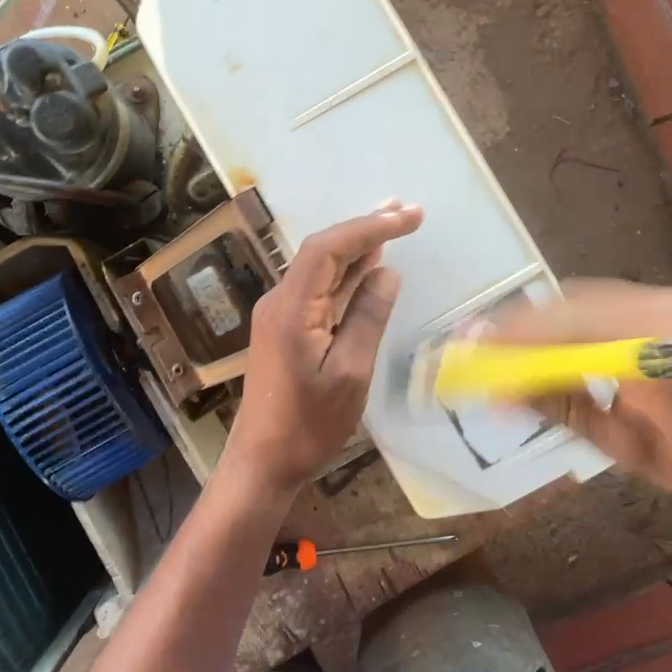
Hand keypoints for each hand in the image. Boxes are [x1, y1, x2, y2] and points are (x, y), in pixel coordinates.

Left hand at [226, 202, 424, 496]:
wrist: (262, 460)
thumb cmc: (309, 424)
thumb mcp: (350, 373)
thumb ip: (367, 318)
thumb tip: (386, 274)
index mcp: (292, 308)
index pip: (328, 248)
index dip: (369, 226)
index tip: (409, 216)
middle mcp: (279, 302)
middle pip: (322, 252)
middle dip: (365, 229)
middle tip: (406, 211)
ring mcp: (278, 315)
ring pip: (319, 269)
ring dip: (357, 249)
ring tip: (394, 226)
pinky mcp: (283, 330)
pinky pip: (317, 290)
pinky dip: (345, 275)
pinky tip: (367, 269)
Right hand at [484, 278, 671, 512]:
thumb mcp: (633, 449)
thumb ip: (569, 412)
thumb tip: (504, 395)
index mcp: (658, 352)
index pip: (567, 335)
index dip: (514, 344)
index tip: (473, 357)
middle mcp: (662, 311)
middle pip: (569, 307)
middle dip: (516, 327)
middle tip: (474, 346)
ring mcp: (668, 300)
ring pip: (582, 298)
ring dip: (538, 320)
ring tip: (499, 341)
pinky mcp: (670, 302)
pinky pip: (603, 300)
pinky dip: (566, 316)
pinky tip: (545, 336)